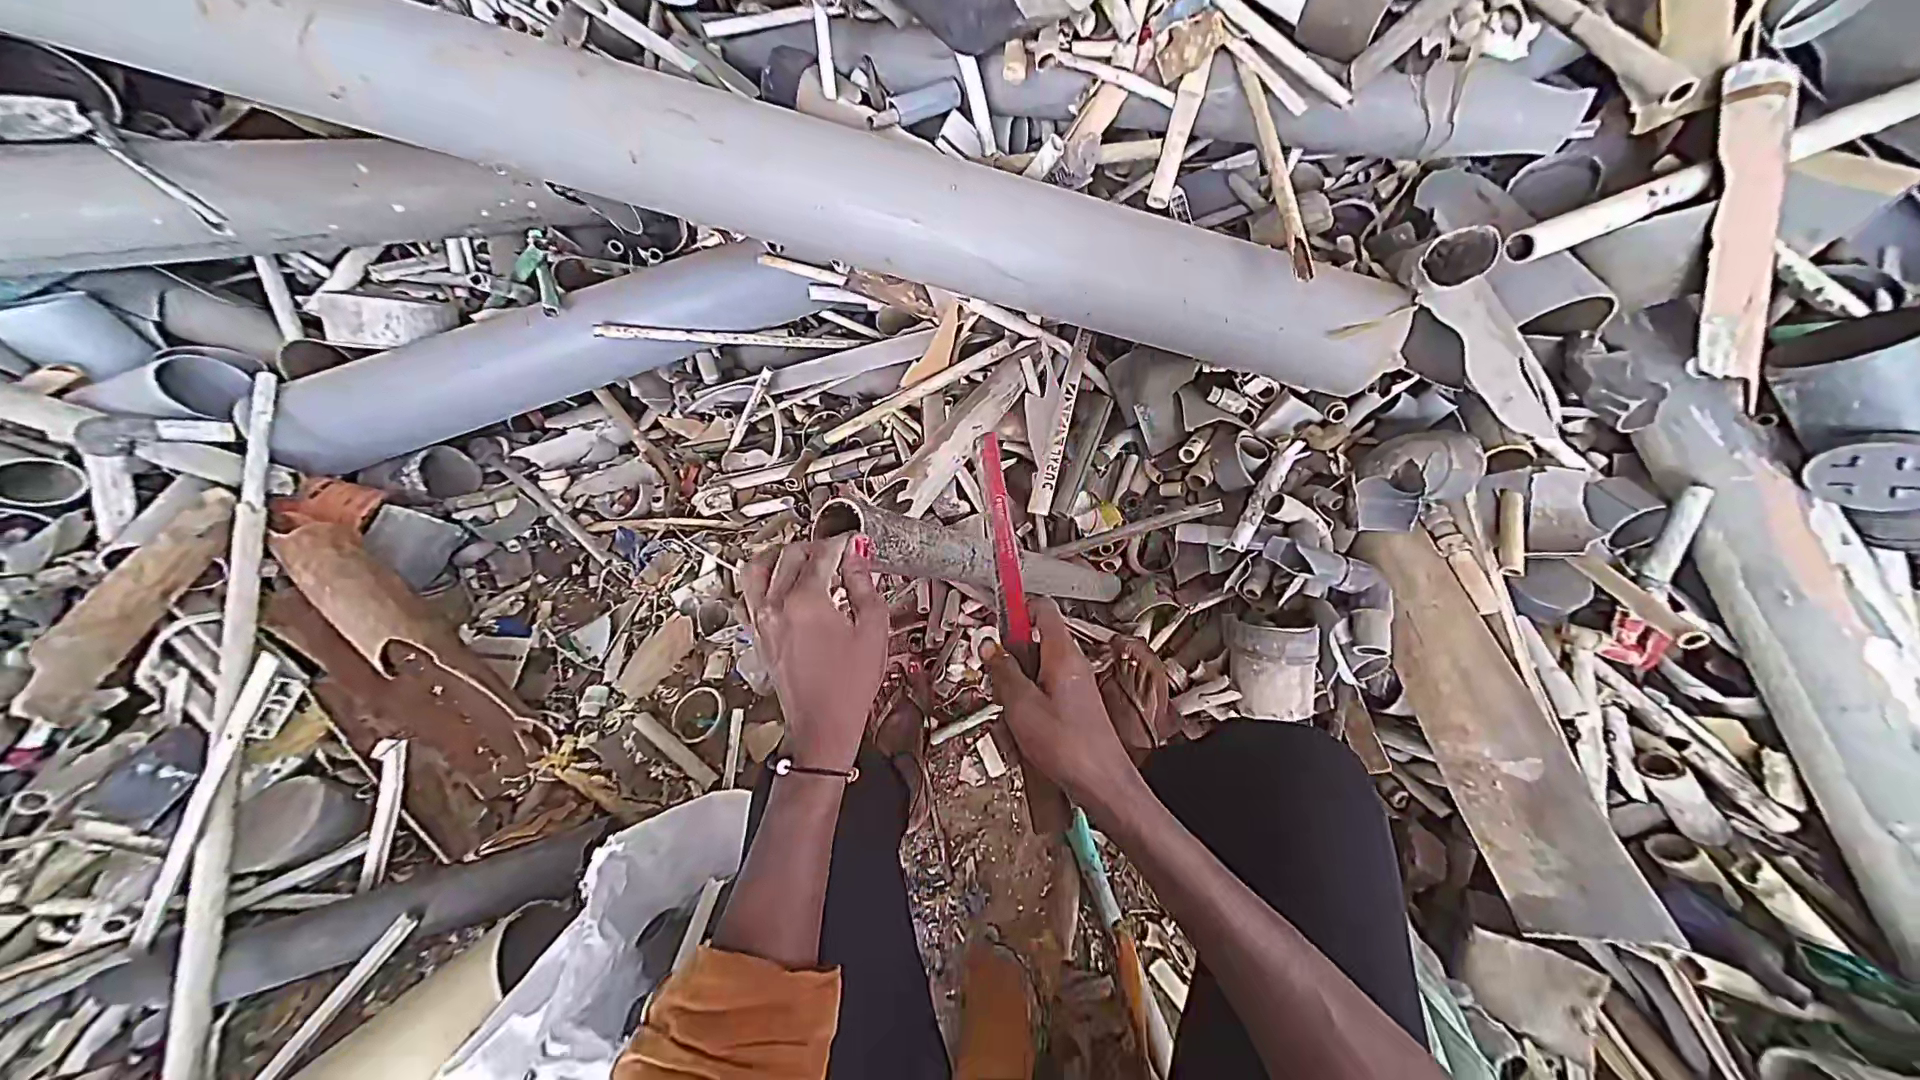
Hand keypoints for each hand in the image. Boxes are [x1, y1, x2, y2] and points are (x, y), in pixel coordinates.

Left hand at [742, 536, 888, 770]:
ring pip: (759, 567)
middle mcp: (777, 607)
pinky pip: (748, 595)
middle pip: (790, 554)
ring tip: (802, 559)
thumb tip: (858, 557)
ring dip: (781, 555)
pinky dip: (763, 581)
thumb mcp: (873, 629)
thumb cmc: (848, 687)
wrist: (823, 724)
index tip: (854, 543)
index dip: (842, 543)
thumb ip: (865, 585)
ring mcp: (762, 621)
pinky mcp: (757, 635)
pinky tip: (780, 584)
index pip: (823, 553)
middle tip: (837, 552)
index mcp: (807, 602)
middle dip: (816, 546)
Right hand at [983, 598, 1140, 812]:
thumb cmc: (1069, 747)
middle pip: (1035, 638)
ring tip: (1010, 705)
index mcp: (1062, 653)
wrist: (1102, 783)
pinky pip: (1044, 686)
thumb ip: (1003, 671)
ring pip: (1037, 665)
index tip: (995, 619)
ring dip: (1017, 679)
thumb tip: (989, 646)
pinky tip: (1022, 721)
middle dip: (1011, 653)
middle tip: (996, 673)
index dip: (1016, 608)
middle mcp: (1072, 663)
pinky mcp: (1073, 702)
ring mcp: (1075, 682)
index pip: (1042, 608)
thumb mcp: (1021, 706)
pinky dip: (1028, 697)